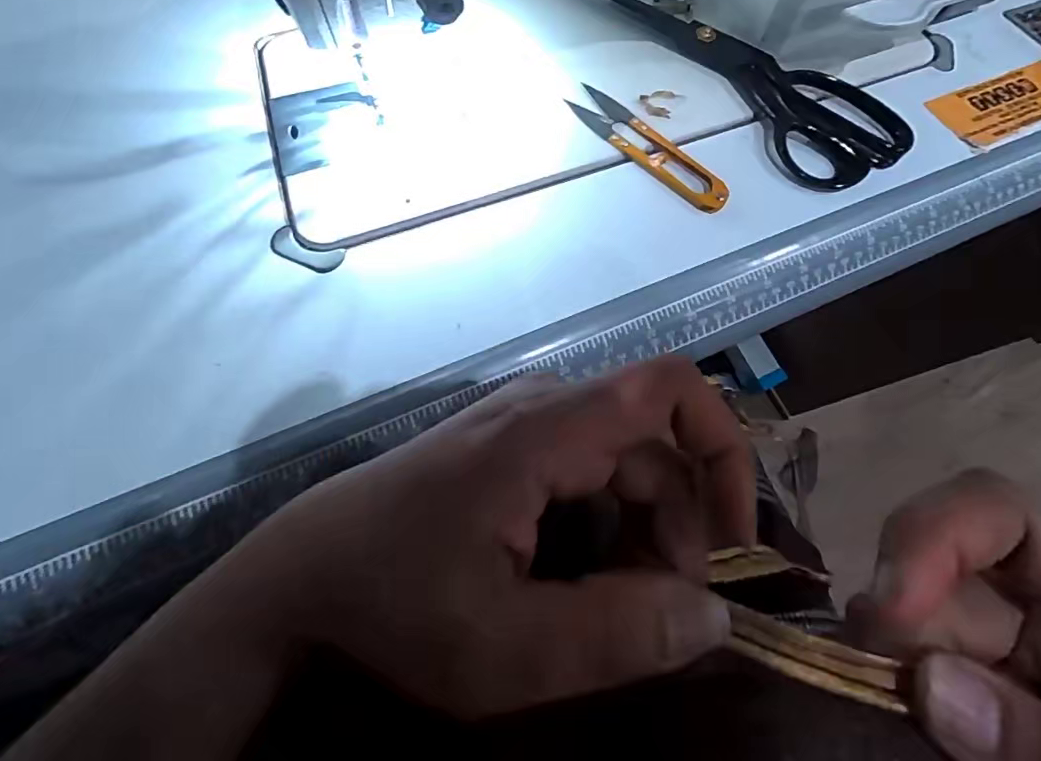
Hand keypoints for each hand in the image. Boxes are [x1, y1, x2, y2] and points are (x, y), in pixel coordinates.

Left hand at [217, 355, 755, 716]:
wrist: (306, 569)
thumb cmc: (397, 604)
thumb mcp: (508, 651)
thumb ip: (619, 635)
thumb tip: (715, 615)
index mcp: (540, 433)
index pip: (666, 389)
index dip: (724, 453)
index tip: (735, 548)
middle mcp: (533, 407)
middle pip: (651, 442)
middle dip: (679, 526)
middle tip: (653, 613)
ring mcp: (512, 423)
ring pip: (619, 458)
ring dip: (640, 532)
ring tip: (609, 606)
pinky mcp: (498, 446)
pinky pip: (581, 468)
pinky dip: (603, 523)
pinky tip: (572, 579)